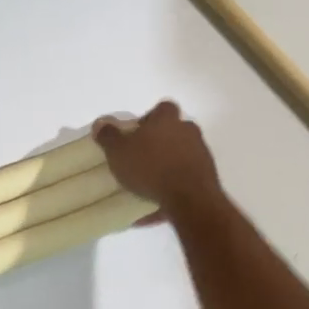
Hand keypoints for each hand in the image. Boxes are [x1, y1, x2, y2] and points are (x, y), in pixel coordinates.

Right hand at [92, 101, 220, 209]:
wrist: (190, 198)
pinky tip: (160, 200)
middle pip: (175, 130)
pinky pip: (188, 175)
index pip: (162, 108)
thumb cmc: (150, 167)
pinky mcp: (208, 175)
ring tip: (151, 181)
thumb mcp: (118, 151)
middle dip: (161, 140)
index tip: (138, 132)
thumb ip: (108, 136)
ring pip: (183, 152)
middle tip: (143, 155)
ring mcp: (202, 153)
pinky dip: (176, 183)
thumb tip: (100, 123)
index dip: (150, 118)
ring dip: (170, 162)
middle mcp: (188, 131)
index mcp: (166, 120)